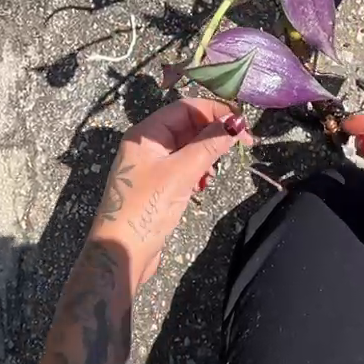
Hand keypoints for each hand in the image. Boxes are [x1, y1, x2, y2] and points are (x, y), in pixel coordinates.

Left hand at [91, 97, 252, 288]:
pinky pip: (183, 167)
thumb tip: (236, 123)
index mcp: (146, 134)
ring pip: (188, 147)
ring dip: (206, 154)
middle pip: (187, 126)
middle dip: (213, 134)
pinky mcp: (157, 186)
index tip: (242, 124)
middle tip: (240, 146)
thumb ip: (209, 145)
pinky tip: (202, 185)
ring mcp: (151, 166)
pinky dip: (197, 171)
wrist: (121, 255)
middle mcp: (147, 144)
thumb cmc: (146, 207)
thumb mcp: (181, 173)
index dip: (215, 111)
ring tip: (213, 173)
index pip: (186, 108)